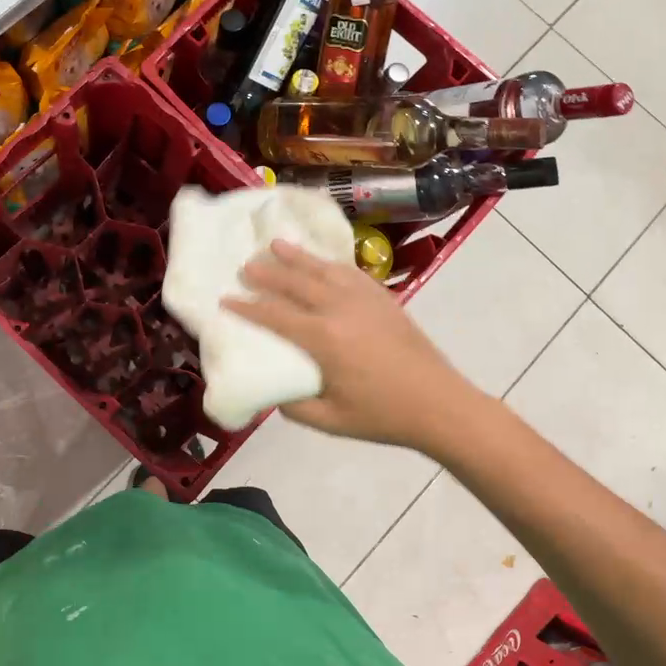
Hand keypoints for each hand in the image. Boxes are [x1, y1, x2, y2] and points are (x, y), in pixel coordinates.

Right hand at [224, 239, 479, 450]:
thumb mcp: (331, 421)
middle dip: (267, 273)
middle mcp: (340, 310)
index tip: (225, 299)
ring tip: (276, 244)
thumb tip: (274, 393)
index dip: (247, 307)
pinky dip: (330, 264)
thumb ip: (295, 407)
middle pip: (295, 283)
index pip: (275, 316)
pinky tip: (322, 262)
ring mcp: (364, 300)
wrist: (440, 404)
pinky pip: (350, 272)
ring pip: (323, 270)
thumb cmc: (383, 416)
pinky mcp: (384, 299)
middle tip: (245, 266)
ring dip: (297, 257)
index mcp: (323, 339)